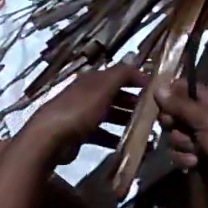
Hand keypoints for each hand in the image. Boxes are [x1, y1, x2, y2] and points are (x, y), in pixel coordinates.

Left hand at [21, 63, 144, 165]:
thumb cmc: (80, 110)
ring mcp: (83, 115)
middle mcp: (88, 94)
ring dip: (127, 121)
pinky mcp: (81, 134)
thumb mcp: (103, 87)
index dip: (137, 79)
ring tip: (146, 130)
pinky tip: (129, 145)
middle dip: (134, 102)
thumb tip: (137, 62)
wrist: (51, 138)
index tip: (156, 89)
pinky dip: (116, 138)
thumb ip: (121, 74)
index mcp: (92, 80)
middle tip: (154, 112)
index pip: (119, 75)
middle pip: (115, 95)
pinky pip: (103, 134)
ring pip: (110, 115)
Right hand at [154, 81, 207, 203]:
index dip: (170, 94)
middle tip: (173, 126)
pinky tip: (195, 163)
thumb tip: (157, 88)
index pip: (184, 87)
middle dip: (173, 122)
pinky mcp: (198, 157)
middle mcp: (206, 116)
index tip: (160, 103)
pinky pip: (180, 153)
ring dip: (182, 144)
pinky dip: (185, 158)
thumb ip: (180, 104)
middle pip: (175, 112)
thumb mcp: (206, 119)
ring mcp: (202, 137)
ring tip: (195, 151)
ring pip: (176, 135)